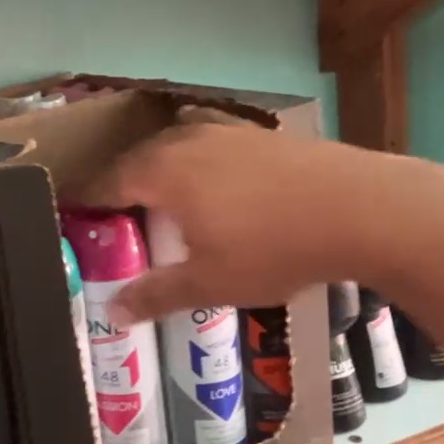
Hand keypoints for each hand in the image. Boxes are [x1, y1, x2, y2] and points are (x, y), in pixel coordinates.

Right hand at [85, 124, 416, 321]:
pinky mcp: (261, 135)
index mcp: (163, 171)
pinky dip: (198, 167)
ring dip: (161, 173)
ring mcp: (227, 132)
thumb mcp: (211, 282)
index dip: (88, 203)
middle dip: (122, 187)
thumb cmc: (275, 247)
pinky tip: (218, 191)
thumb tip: (112, 311)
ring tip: (165, 206)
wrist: (366, 209)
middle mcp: (187, 140)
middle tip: (119, 221)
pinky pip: (210, 146)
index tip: (77, 222)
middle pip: (138, 160)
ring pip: (176, 148)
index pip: (106, 182)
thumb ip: (157, 294)